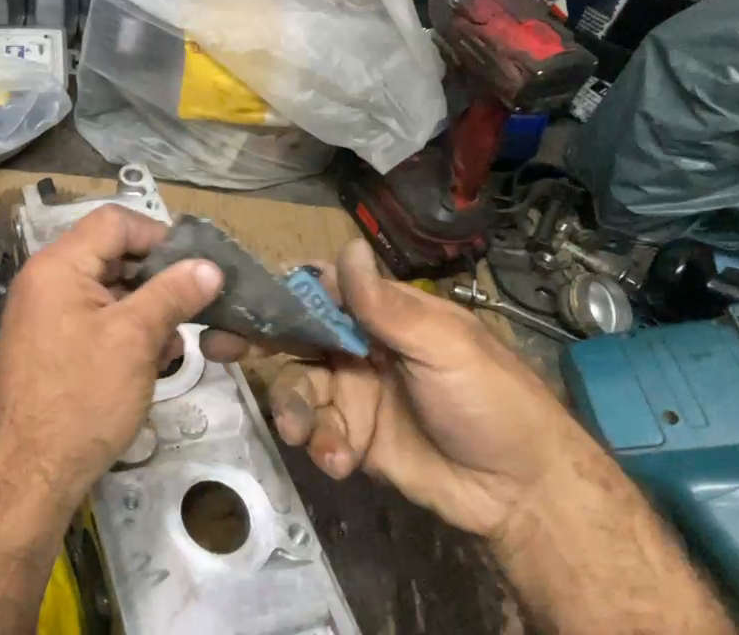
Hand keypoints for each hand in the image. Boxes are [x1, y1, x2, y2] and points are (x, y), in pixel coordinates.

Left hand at [0, 206, 224, 514]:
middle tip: (195, 308)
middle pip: (111, 255)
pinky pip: (94, 320)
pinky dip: (125, 333)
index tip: (194, 268)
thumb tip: (209, 266)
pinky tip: (149, 363)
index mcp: (58, 265)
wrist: (29, 475)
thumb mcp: (135, 340)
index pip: (114, 221)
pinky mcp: (49, 345)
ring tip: (173, 346)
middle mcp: (45, 280)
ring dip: (145, 310)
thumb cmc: (82, 399)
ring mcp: (44, 314)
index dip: (158, 236)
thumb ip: (172, 294)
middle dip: (157, 279)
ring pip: (107, 291)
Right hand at [270, 239, 601, 541]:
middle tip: (215, 348)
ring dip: (291, 407)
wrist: (524, 492)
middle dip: (254, 342)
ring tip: (301, 432)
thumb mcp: (443, 346)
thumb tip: (346, 246)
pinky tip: (339, 459)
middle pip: (293, 336)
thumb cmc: (491, 400)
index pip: (319, 289)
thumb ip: (386, 304)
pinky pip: (318, 433)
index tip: (237, 293)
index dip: (279, 289)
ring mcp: (354, 394)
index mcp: (381, 315)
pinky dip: (320, 444)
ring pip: (298, 387)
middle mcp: (358, 347)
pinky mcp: (353, 439)